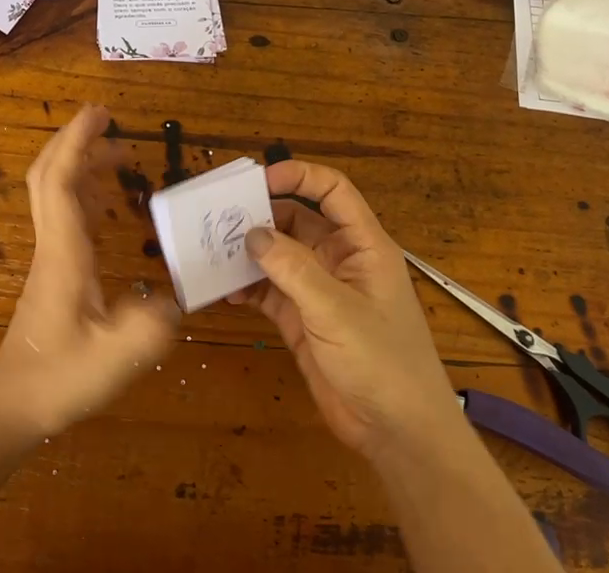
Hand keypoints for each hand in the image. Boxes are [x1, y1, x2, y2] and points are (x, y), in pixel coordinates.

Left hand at [0, 105, 180, 440]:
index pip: (59, 179)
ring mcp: (50, 259)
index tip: (100, 113)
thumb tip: (176, 297)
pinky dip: (87, 197)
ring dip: (83, 167)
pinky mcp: (54, 274)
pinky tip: (113, 208)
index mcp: (63, 252)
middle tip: (111, 123)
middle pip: (50, 176)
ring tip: (123, 160)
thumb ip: (153, 324)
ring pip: (56, 195)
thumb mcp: (118, 358)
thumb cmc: (59, 379)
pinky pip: (67, 218)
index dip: (76, 141)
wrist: (13, 406)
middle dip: (76, 142)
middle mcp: (52, 245)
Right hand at [228, 159, 455, 455]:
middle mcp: (339, 261)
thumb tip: (251, 234)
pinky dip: (246, 287)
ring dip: (247, 251)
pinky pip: (268, 291)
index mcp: (363, 247)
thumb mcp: (336, 310)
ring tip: (211, 249)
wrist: (397, 432)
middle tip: (218, 216)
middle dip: (260, 215)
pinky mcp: (301, 320)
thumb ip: (292, 268)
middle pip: (296, 220)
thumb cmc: (382, 362)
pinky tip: (223, 288)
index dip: (299, 176)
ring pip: (277, 255)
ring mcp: (319, 292)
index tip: (258, 180)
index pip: (333, 192)